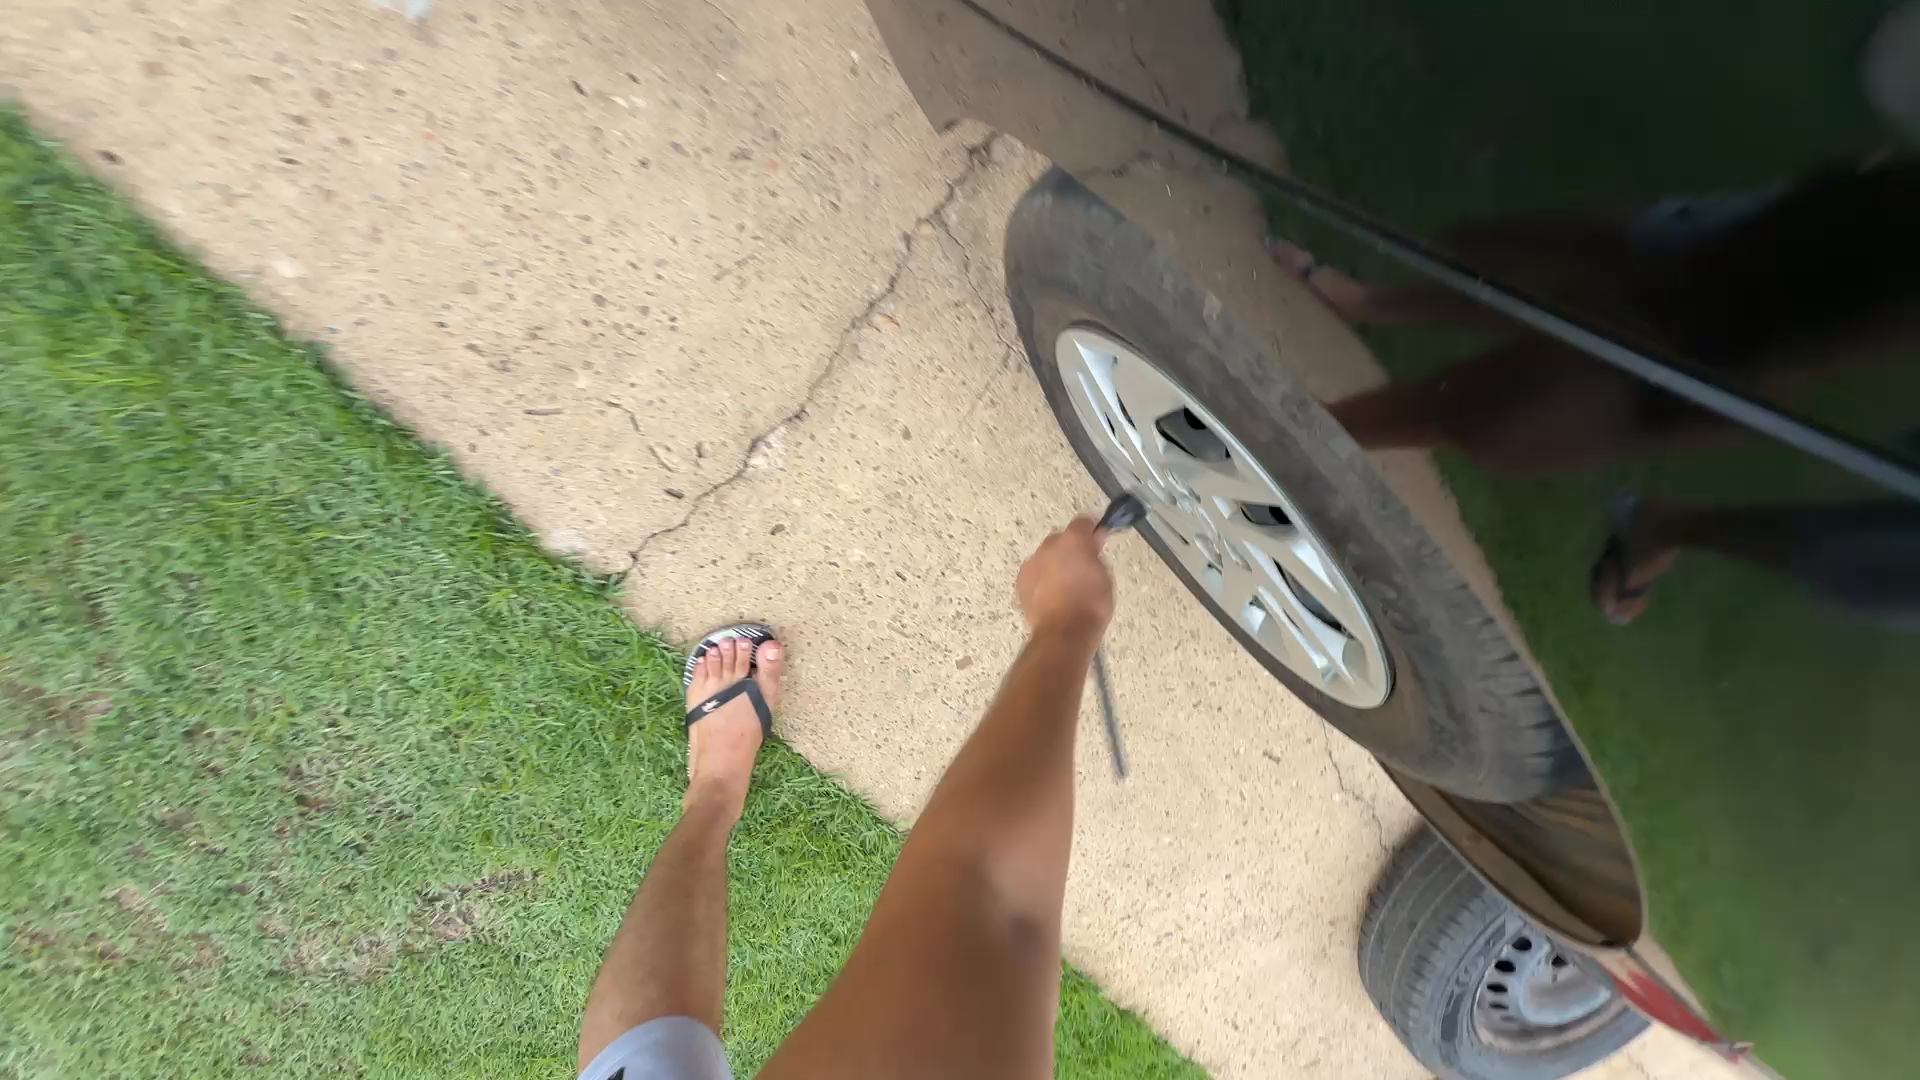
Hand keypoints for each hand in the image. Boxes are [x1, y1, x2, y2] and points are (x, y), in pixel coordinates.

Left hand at [1016, 516, 1115, 636]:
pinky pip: (1034, 573)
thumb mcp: (1105, 576)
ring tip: (1065, 586)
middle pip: (1061, 539)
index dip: (1091, 532)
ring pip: (1045, 556)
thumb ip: (1097, 555)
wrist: (1064, 632)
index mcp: (1073, 540)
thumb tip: (1094, 541)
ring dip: (1054, 564)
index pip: (1083, 522)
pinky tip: (1050, 595)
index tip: (1097, 542)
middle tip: (1082, 568)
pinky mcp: (1021, 581)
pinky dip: (1041, 579)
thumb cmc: (1091, 605)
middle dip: (1070, 548)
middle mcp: (1049, 546)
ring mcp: (1032, 563)